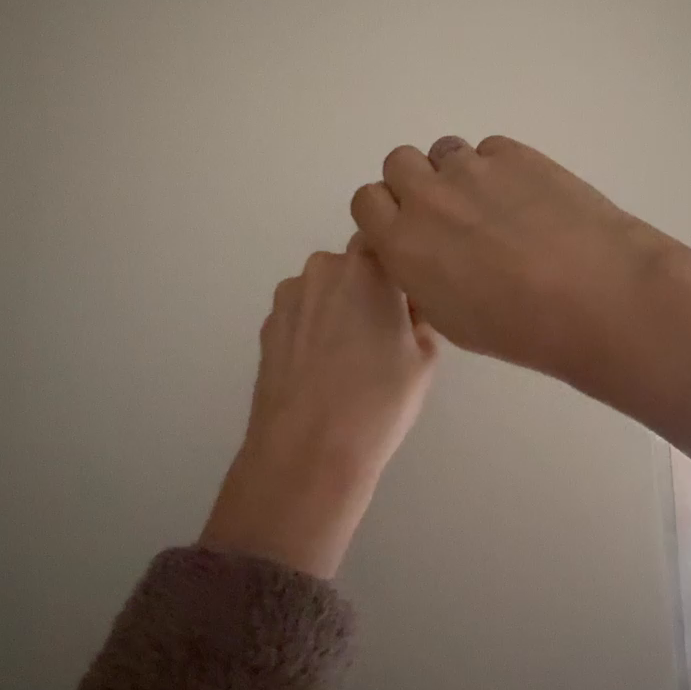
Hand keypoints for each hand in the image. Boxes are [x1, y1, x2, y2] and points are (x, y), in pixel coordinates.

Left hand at [199, 237, 438, 577]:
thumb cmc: (378, 401)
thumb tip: (408, 309)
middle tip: (385, 333)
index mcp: (368, 267)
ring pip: (324, 290)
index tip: (408, 295)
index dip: (397, 263)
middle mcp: (323, 269)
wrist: (307, 451)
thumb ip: (421, 318)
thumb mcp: (425, 358)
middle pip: (353, 264)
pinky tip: (322, 371)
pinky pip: (301, 315)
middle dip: (368, 287)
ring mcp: (289, 297)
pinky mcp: (266, 326)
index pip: (385, 238)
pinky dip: (313, 331)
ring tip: (349, 359)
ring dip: (337, 308)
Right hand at [350, 135, 690, 511]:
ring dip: (458, 173)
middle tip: (450, 213)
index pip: (365, 201)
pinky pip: (489, 149)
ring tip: (496, 205)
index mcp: (401, 242)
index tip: (407, 226)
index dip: (386, 212)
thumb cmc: (520, 327)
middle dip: (416, 183)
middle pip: (398, 163)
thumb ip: (421, 272)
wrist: (595, 296)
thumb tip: (425, 252)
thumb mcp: (450, 316)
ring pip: (445, 151)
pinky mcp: (514, 152)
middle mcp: (426, 196)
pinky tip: (529, 198)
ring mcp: (471, 168)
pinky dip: (499, 168)